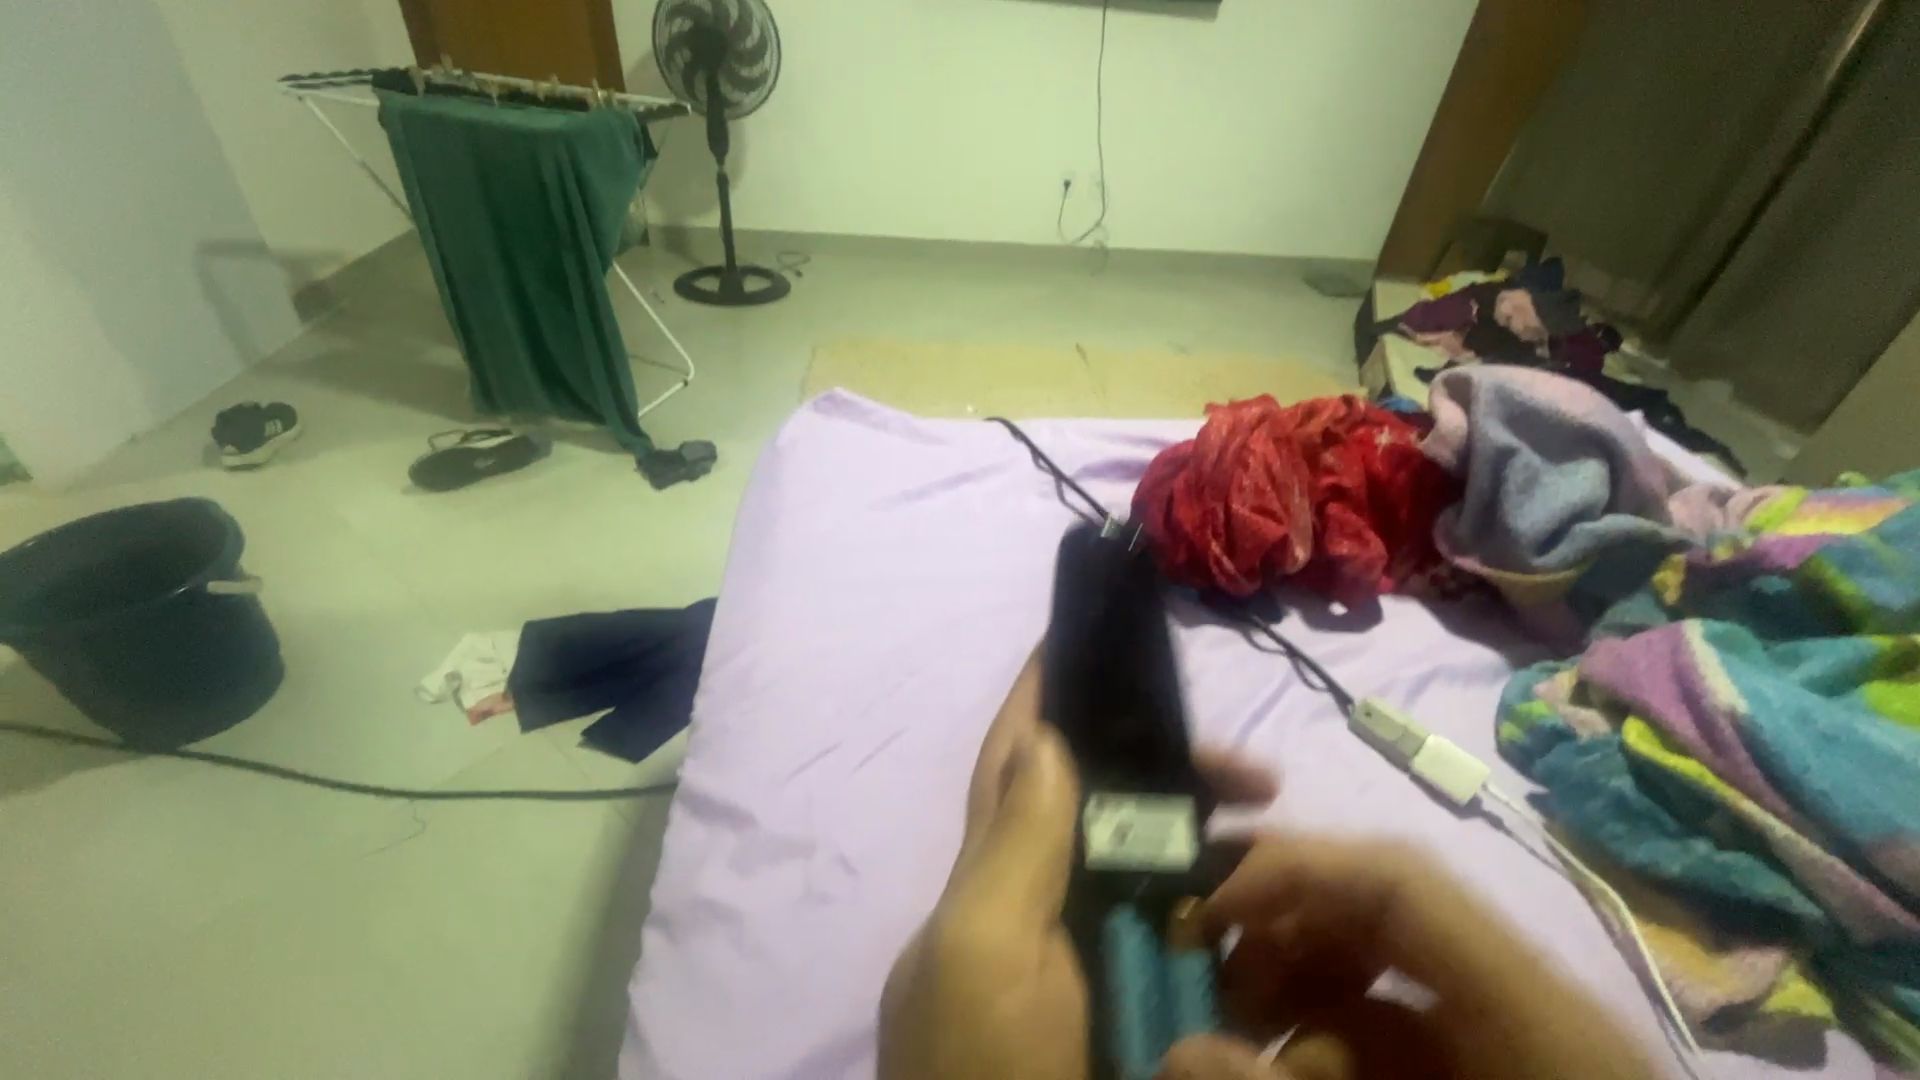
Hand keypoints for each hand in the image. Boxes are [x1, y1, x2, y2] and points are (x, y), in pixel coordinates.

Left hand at [878, 651, 1276, 1079]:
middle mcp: (1035, 908)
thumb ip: (1009, 844)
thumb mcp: (982, 957)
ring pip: (1148, 869)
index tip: (1080, 638)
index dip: (1039, 696)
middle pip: (1096, 809)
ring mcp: (1087, 960)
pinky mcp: (1135, 1006)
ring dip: (1206, 845)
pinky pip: (1188, 944)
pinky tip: (1271, 915)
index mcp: (990, 884)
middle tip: (1252, 777)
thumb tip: (1039, 732)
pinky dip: (1226, 917)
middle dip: (1165, 776)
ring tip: (1274, 839)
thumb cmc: (986, 1075)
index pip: (1013, 765)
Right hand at [1162, 837, 1658, 1079]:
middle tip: (1210, 966)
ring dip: (1294, 971)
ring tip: (1238, 1015)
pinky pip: (1384, 1014)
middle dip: (1281, 921)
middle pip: (1376, 904)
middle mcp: (1517, 997)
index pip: (1397, 879)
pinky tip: (1284, 1057)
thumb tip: (1181, 1053)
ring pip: (1374, 954)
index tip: (1212, 912)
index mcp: (1532, 1009)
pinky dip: (1323, 1022)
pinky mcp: (1475, 1062)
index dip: (1295, 870)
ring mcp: (1500, 1033)